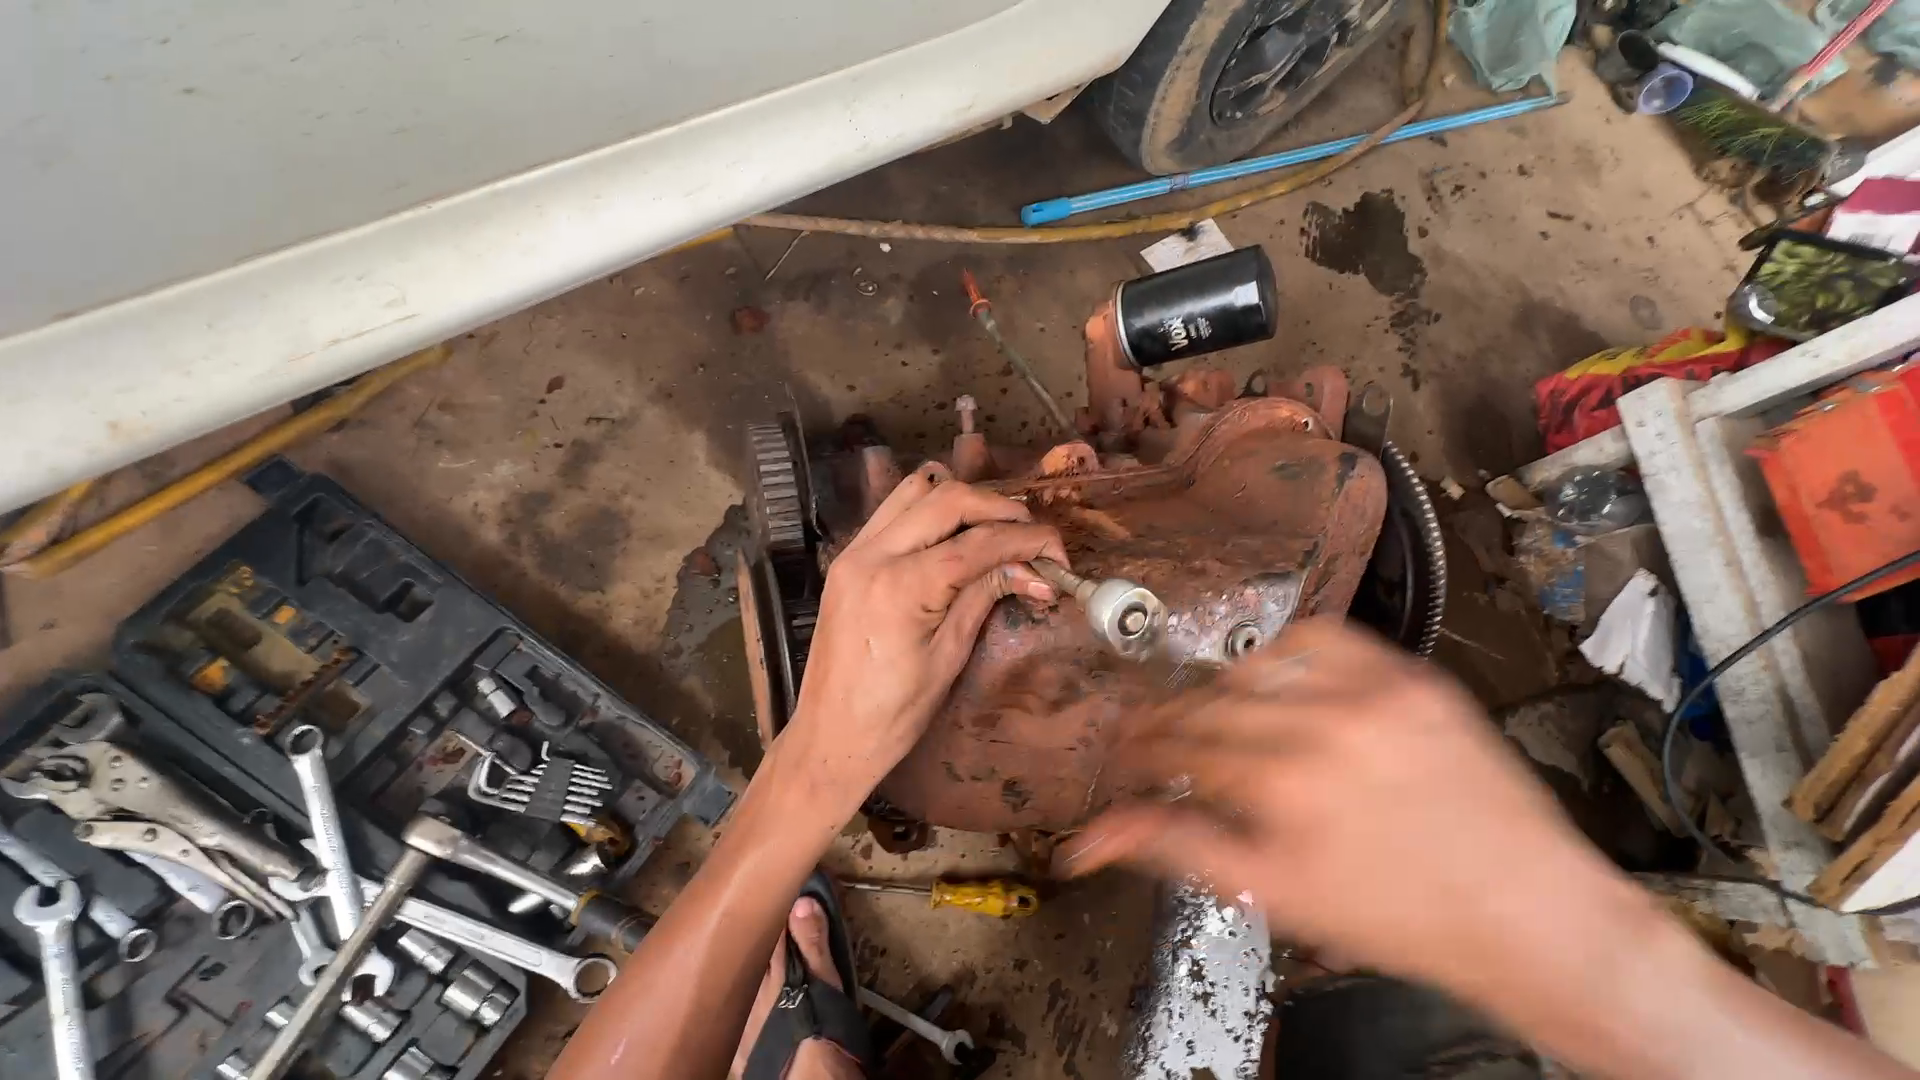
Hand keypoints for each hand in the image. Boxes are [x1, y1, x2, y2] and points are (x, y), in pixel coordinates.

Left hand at [783, 463, 1066, 794]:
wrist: (831, 734)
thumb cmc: (895, 713)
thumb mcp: (950, 655)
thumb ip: (986, 596)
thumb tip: (1035, 570)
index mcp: (901, 587)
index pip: (976, 542)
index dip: (1025, 540)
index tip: (1057, 551)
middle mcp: (873, 555)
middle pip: (947, 499)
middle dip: (999, 508)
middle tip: (1032, 534)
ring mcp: (854, 551)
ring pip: (915, 491)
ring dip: (962, 500)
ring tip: (996, 527)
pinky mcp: (847, 558)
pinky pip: (893, 510)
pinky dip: (930, 510)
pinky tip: (954, 533)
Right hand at [1055, 618, 1625, 998]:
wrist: (1530, 914)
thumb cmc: (1394, 916)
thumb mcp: (1272, 892)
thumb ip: (1174, 846)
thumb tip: (1087, 841)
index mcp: (1280, 782)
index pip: (1177, 744)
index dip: (1140, 747)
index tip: (1124, 753)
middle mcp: (1319, 722)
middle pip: (1209, 702)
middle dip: (1169, 720)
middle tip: (1151, 735)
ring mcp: (1371, 692)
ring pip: (1257, 663)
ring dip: (1220, 685)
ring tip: (1211, 712)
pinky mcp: (1411, 677)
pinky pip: (1327, 639)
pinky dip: (1287, 652)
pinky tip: (1278, 678)